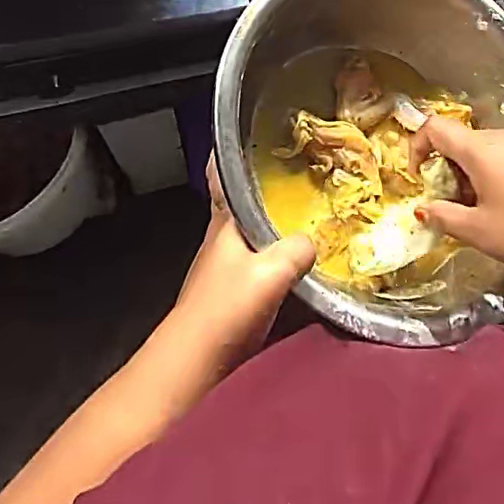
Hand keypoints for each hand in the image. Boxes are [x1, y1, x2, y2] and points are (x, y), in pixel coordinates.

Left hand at [162, 159, 314, 369]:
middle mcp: (223, 238)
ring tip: (311, 212)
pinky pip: (263, 260)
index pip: (223, 176)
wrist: (192, 367)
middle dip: (268, 187)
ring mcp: (227, 266)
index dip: (232, 155)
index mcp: (225, 222)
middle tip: (303, 172)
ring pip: (256, 231)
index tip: (253, 136)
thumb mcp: (269, 273)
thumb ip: (295, 250)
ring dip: (277, 221)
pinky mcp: (235, 293)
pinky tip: (301, 261)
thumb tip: (312, 242)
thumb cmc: (223, 311)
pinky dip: (280, 254)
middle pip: (245, 202)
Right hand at [410, 116, 503, 284]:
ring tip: (476, 210)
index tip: (417, 178)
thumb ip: (442, 216)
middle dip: (444, 167)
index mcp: (480, 148)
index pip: (435, 127)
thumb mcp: (477, 231)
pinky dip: (491, 174)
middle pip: (459, 139)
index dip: (417, 147)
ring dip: (468, 173)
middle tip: (447, 202)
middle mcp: (502, 138)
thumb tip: (423, 210)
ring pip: (482, 149)